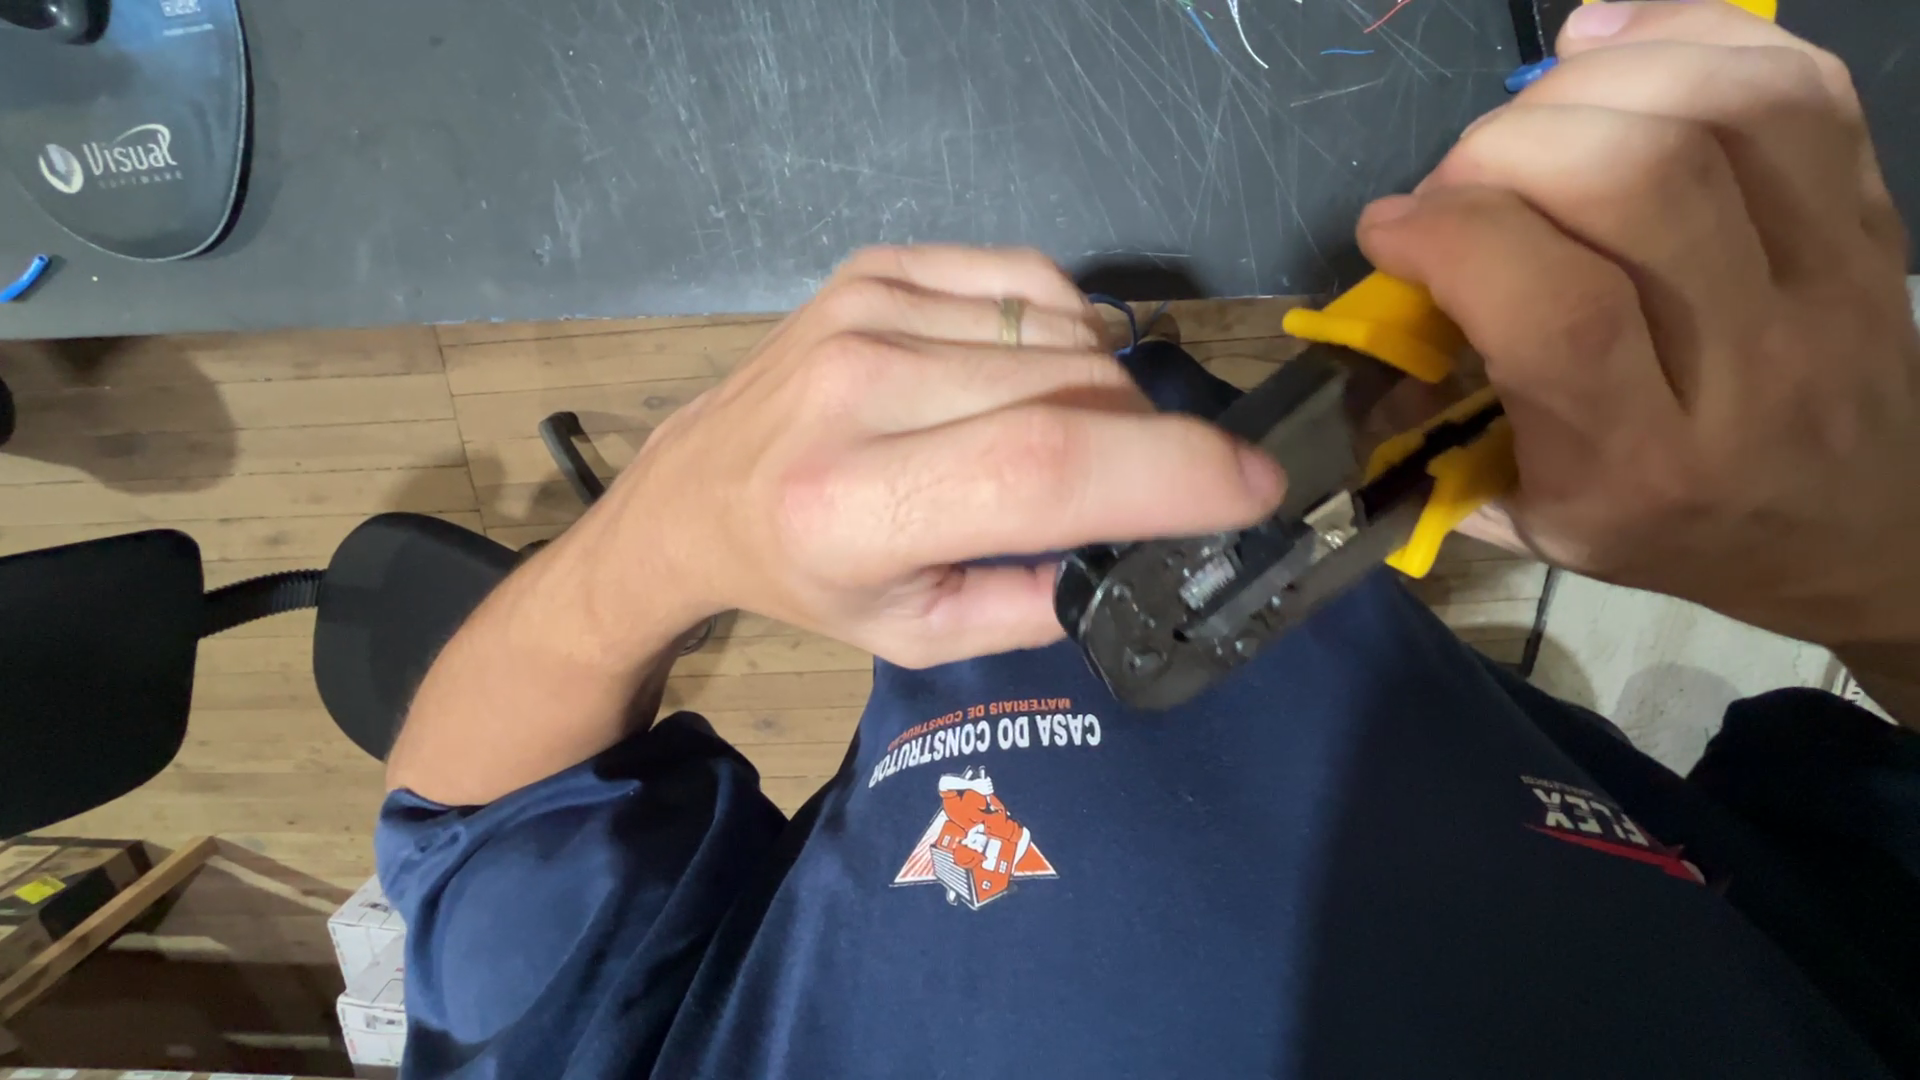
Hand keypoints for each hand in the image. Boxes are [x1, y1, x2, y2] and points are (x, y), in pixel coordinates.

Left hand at [598, 246, 1284, 667]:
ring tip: (1065, 440)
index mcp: (859, 506)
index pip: (1042, 465)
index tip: (1254, 487)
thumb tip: (1139, 548)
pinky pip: (1025, 281)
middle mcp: (858, 388)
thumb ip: (1035, 605)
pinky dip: (1063, 332)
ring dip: (1104, 393)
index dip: (1171, 472)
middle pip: (1069, 388)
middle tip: (1146, 482)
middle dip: (1148, 439)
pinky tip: (1033, 375)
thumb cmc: (809, 580)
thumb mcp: (919, 633)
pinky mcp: (873, 267)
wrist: (699, 493)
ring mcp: (864, 310)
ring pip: (1058, 334)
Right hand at [1357, 1, 1919, 649]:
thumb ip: (1431, 451)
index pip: (1556, 313)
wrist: (1849, 530)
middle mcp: (1745, 361)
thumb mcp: (1522, 526)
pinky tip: (1596, 47)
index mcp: (1632, 457)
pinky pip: (1794, 83)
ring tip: (1511, 126)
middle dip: (1503, 153)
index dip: (1454, 240)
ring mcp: (1830, 274)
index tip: (1385, 228)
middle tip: (1446, 184)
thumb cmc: (1654, 533)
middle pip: (1638, 187)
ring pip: (1719, 116)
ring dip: (1582, 91)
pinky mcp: (1874, 214)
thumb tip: (1364, 340)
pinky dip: (1685, 38)